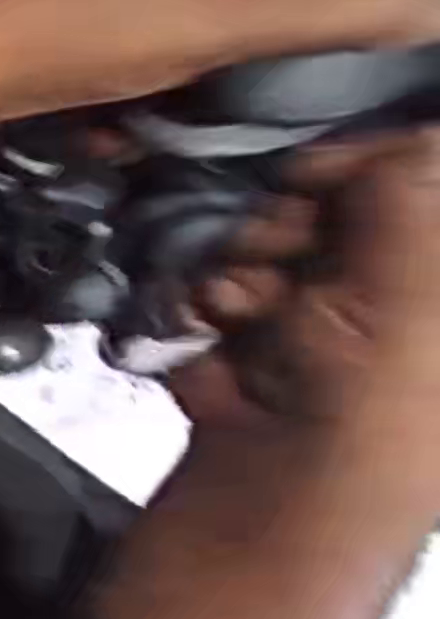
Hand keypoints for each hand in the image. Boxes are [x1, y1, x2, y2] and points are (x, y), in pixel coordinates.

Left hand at [0, 0, 439, 125]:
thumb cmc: (84, 31)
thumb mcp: (240, 8)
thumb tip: (435, 1)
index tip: (401, 7)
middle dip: (322, 2)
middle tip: (316, 65)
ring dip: (235, 53)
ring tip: (228, 101)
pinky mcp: (78, 22)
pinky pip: (154, 38)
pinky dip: (163, 77)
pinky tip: (148, 121)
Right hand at [174, 131, 439, 426]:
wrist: (274, 482)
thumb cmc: (378, 405)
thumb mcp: (412, 301)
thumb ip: (409, 210)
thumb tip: (389, 136)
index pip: (423, 173)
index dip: (376, 158)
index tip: (318, 171)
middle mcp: (393, 276)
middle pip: (336, 200)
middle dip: (288, 217)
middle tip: (267, 248)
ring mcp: (316, 300)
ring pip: (261, 239)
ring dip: (233, 262)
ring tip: (232, 303)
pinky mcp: (247, 323)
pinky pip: (214, 280)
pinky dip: (202, 296)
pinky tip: (208, 319)